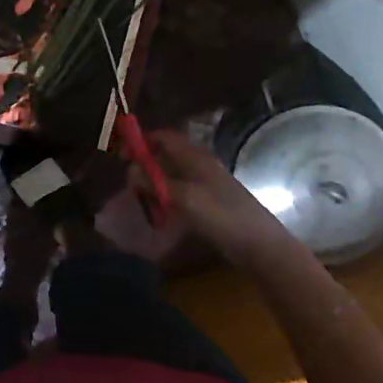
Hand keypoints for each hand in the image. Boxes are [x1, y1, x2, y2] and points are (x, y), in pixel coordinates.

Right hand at [134, 130, 298, 269]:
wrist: (260, 245)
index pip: (164, 137)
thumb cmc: (222, 216)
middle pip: (167, 155)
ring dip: (154, 183)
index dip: (142, 141)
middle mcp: (200, 165)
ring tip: (139, 199)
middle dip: (145, 164)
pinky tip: (159, 213)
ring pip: (172, 175)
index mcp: (195, 157)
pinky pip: (180, 193)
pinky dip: (166, 198)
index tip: (122, 155)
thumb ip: (156, 183)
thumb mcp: (185, 198)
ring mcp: (206, 185)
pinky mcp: (209, 203)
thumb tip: (130, 171)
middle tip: (128, 182)